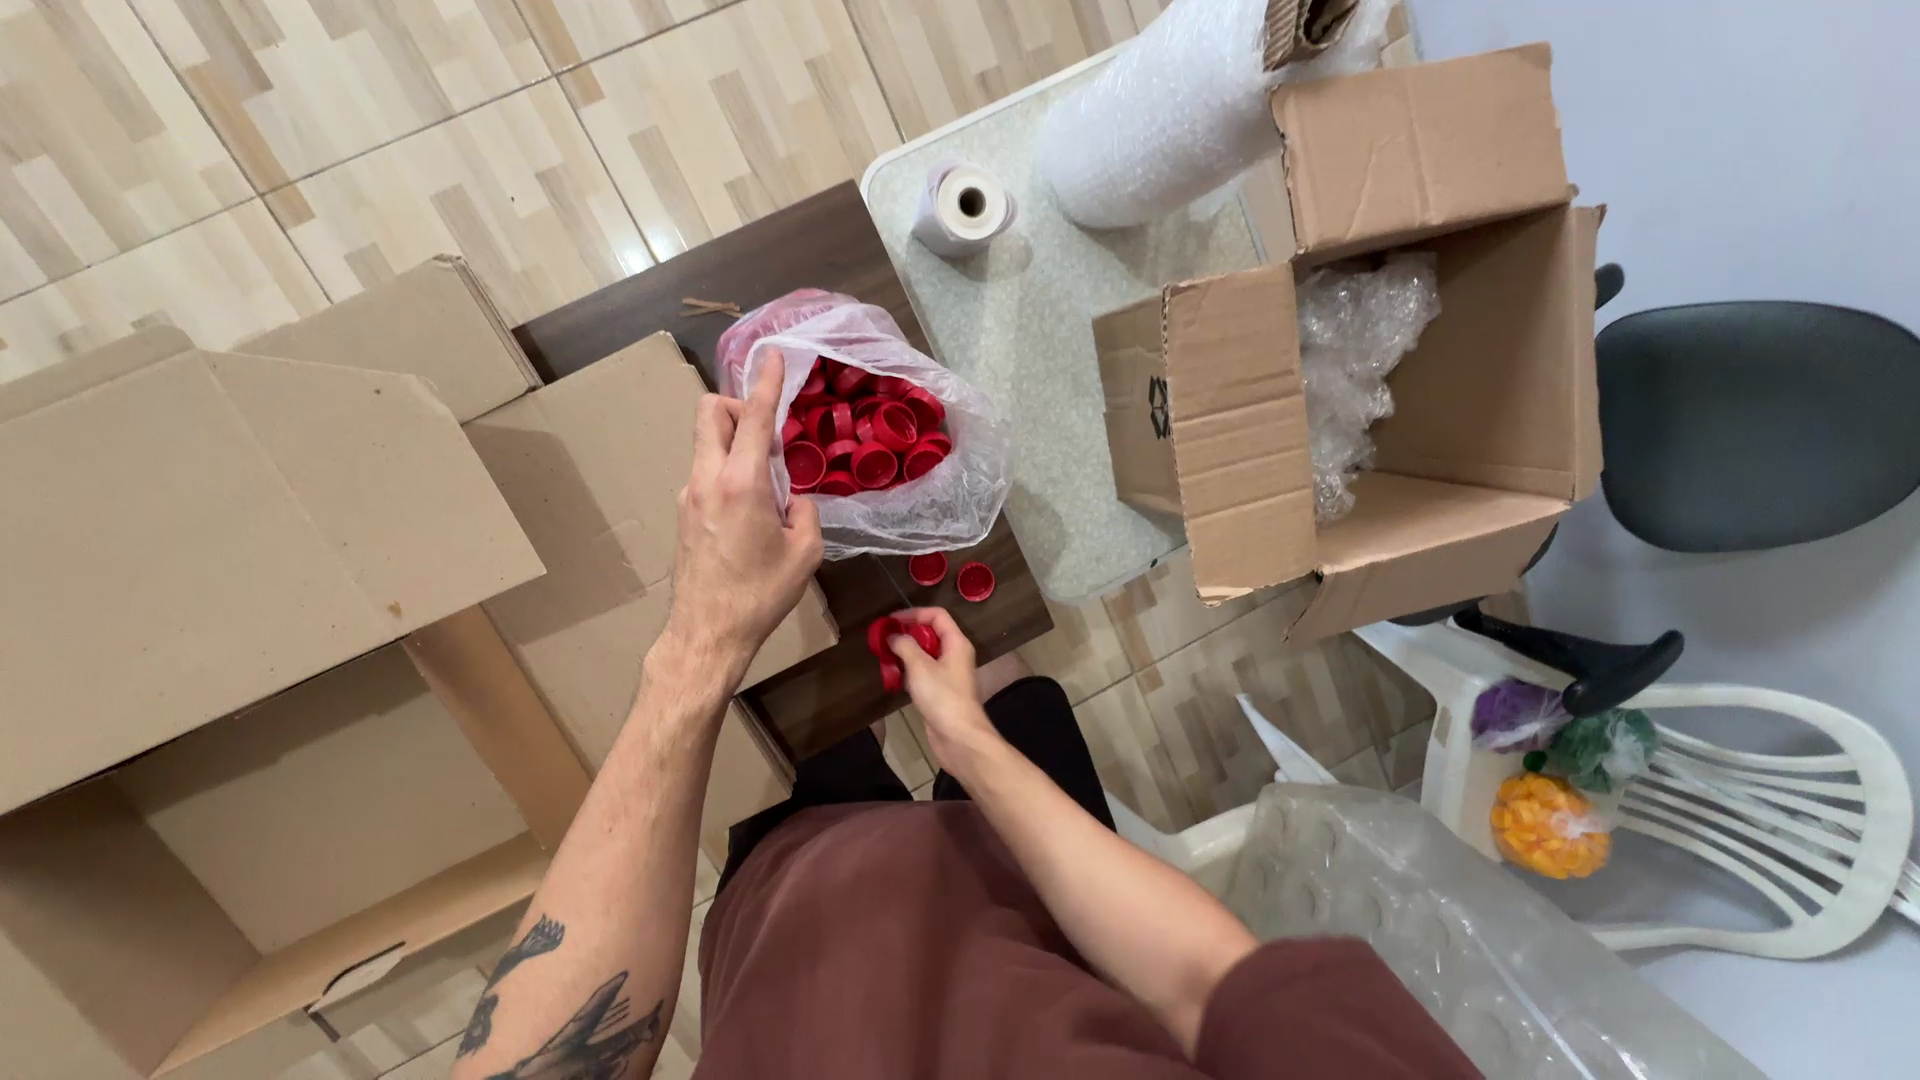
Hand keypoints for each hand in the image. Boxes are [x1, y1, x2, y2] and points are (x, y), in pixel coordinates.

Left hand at [661, 351, 823, 681]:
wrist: (708, 632)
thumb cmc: (761, 594)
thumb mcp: (805, 553)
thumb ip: (805, 511)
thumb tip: (794, 498)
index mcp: (740, 483)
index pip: (755, 418)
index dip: (766, 382)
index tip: (772, 356)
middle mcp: (706, 479)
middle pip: (710, 413)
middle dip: (738, 405)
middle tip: (767, 434)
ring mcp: (688, 495)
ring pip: (706, 444)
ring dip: (736, 445)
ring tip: (768, 490)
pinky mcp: (683, 514)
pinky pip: (706, 473)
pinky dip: (728, 473)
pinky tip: (750, 513)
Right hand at [888, 609, 1005, 777]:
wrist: (959, 737)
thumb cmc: (942, 697)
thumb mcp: (920, 666)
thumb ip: (905, 646)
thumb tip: (893, 636)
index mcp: (956, 643)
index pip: (937, 616)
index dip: (914, 614)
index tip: (891, 621)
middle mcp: (954, 655)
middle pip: (930, 634)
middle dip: (906, 634)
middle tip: (884, 639)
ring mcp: (948, 674)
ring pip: (924, 655)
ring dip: (905, 654)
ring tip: (884, 657)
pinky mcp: (940, 691)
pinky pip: (922, 673)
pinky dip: (908, 672)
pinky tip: (893, 677)